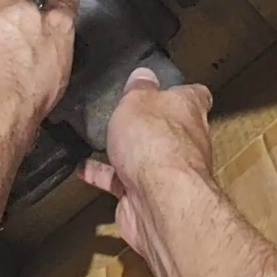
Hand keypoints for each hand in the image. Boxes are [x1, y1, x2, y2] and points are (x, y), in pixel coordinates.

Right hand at [80, 68, 215, 259]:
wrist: (157, 200)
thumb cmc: (156, 143)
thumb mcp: (139, 99)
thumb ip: (139, 88)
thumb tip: (143, 76)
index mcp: (189, 110)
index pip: (195, 95)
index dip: (181, 90)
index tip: (166, 86)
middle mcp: (184, 142)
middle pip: (170, 127)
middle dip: (150, 123)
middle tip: (127, 113)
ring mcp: (166, 172)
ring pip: (144, 156)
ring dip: (124, 151)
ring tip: (100, 139)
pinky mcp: (144, 196)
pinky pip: (120, 181)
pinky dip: (101, 175)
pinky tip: (82, 168)